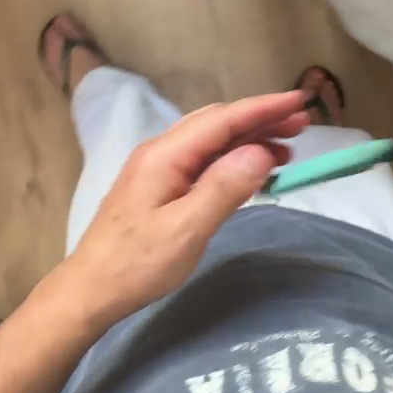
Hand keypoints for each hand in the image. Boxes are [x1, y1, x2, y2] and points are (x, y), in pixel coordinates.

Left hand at [53, 90, 308, 327]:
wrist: (90, 290)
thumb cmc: (137, 264)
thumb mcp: (186, 230)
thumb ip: (224, 188)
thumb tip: (261, 152)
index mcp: (165, 155)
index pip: (222, 120)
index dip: (263, 108)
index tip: (300, 102)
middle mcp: (160, 152)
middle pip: (217, 124)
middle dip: (260, 120)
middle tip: (302, 126)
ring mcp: (157, 168)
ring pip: (210, 141)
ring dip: (248, 139)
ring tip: (286, 151)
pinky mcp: (159, 186)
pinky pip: (202, 159)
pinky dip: (232, 158)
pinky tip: (250, 171)